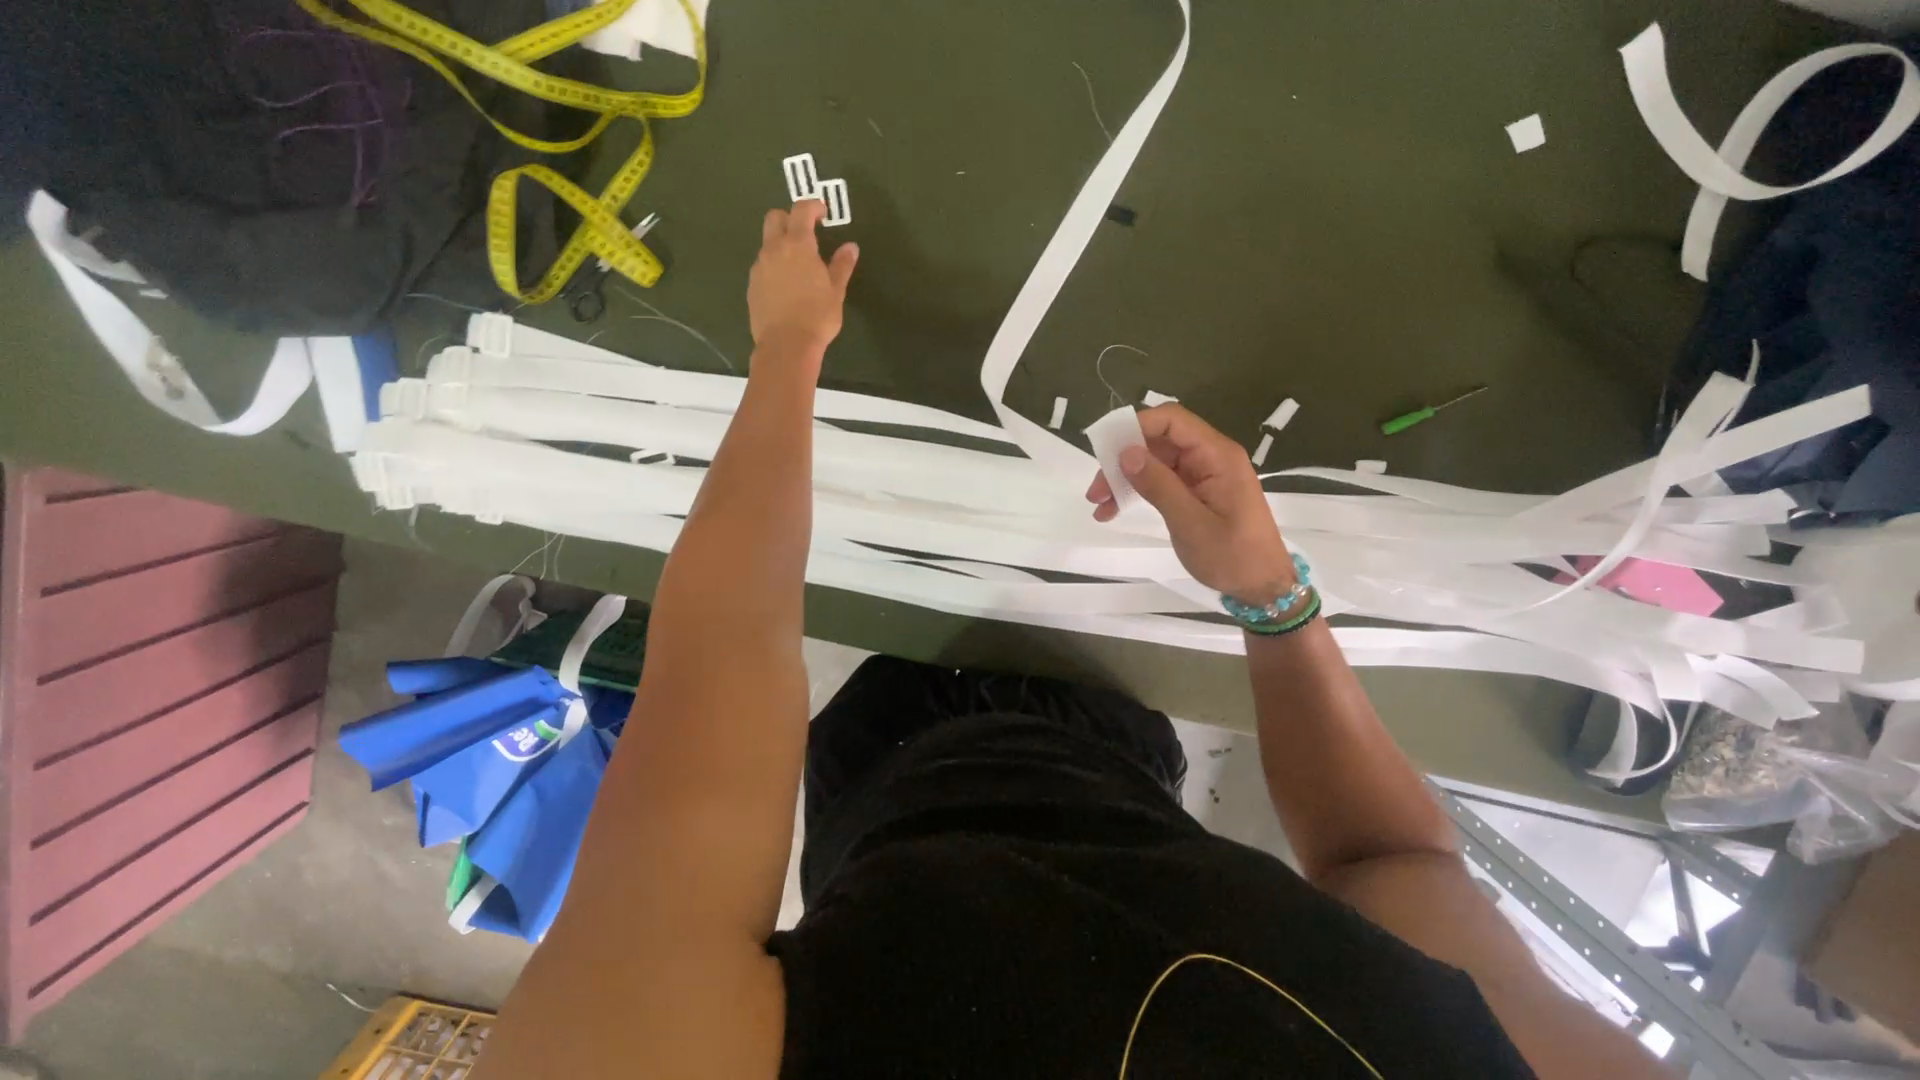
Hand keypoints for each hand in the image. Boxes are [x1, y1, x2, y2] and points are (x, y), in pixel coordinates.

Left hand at [748, 199, 858, 355]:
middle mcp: (774, 249)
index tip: (823, 213)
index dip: (813, 206)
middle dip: (789, 218)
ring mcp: (759, 267)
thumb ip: (842, 265)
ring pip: (767, 243)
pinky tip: (786, 286)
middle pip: (775, 218)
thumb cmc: (817, 316)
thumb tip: (850, 247)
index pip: (801, 210)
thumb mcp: (836, 291)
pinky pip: (763, 266)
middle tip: (806, 233)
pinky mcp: (752, 285)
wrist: (786, 345)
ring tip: (798, 266)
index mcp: (798, 245)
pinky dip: (774, 266)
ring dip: (781, 244)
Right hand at [1085, 404, 1294, 605]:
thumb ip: (1158, 485)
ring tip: (1099, 504)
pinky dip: (1137, 491)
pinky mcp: (1197, 491)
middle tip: (1096, 490)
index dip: (1136, 426)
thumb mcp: (1191, 523)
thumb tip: (1126, 452)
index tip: (1105, 451)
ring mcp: (1204, 474)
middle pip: (1158, 440)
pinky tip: (1113, 510)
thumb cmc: (1233, 556)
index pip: (1172, 420)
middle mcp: (1210, 457)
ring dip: (1125, 478)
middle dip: (1123, 458)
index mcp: (1217, 456)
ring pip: (1155, 461)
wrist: (1263, 587)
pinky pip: (1162, 480)